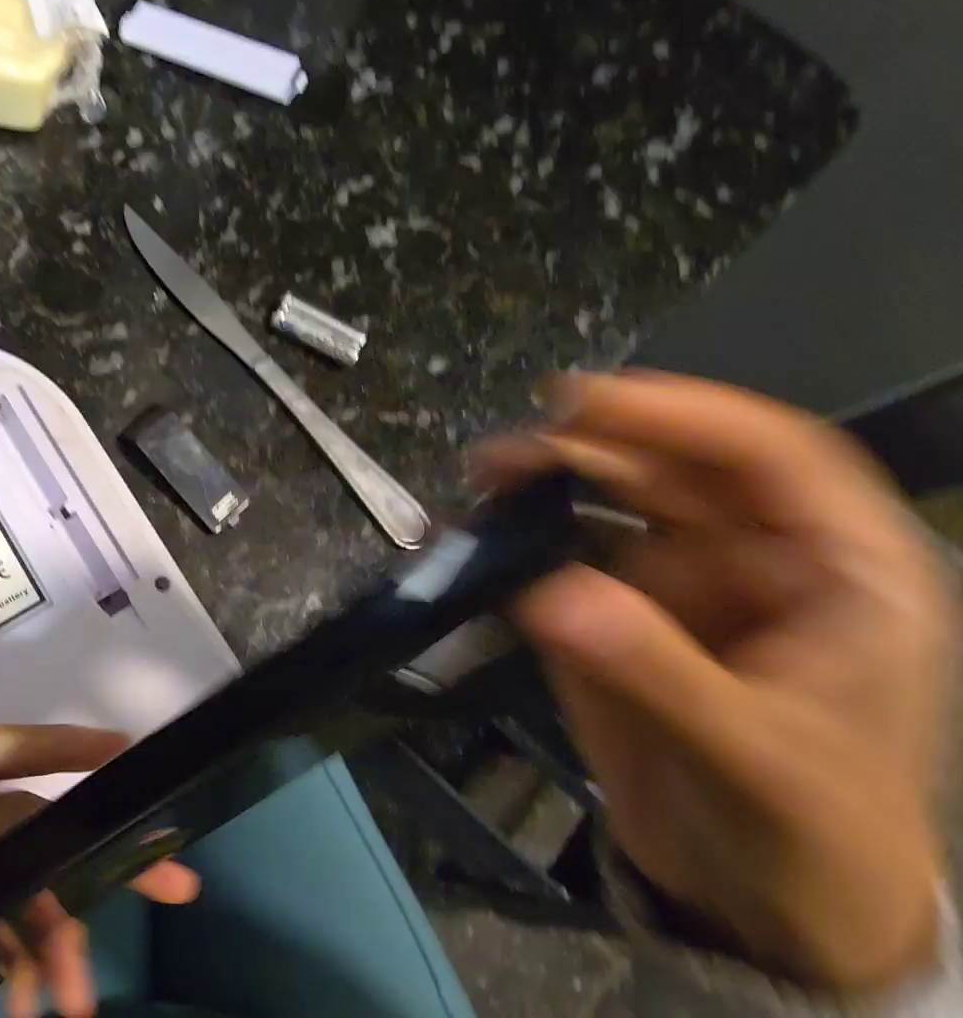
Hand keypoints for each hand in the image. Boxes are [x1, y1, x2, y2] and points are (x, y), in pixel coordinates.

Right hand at [474, 371, 960, 992]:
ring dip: (544, 485)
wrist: (762, 903)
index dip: (681, 416)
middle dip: (588, 448)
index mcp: (837, 573)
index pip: (769, 457)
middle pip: (672, 470)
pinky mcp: (614, 617)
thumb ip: (655, 673)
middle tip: (502, 452)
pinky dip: (513, 543)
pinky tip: (468, 537)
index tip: (582, 402)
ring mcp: (676, 586)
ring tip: (477, 482)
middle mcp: (753, 559)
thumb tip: (549, 594)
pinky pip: (561, 560)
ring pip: (609, 505)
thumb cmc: (809, 834)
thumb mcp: (752, 758)